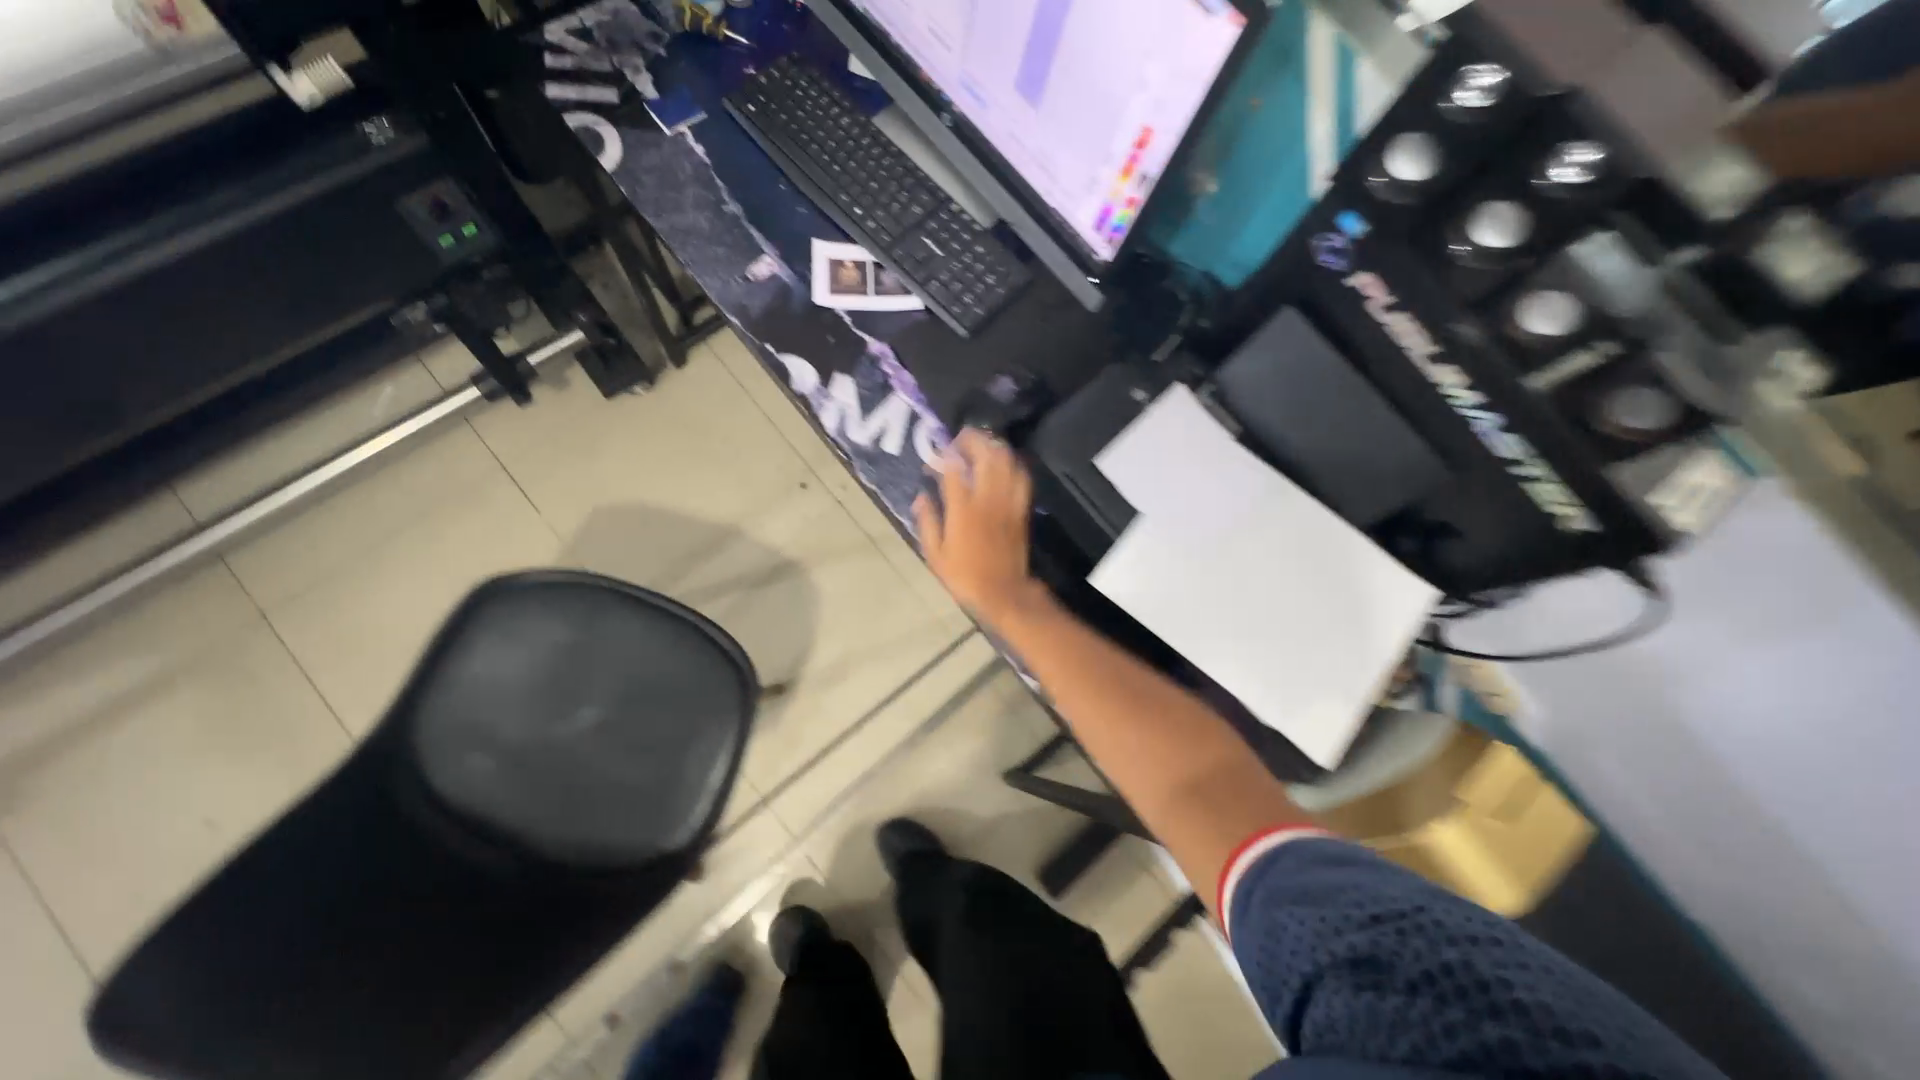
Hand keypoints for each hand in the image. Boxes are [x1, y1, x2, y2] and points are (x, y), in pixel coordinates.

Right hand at [913, 429, 1045, 625]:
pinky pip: (1021, 478)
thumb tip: (921, 497)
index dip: (944, 455)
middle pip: (984, 456)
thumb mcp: (935, 554)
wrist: (1002, 592)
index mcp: (962, 510)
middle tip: (960, 438)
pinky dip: (1013, 464)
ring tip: (981, 443)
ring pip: (1005, 462)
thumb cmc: (964, 576)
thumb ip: (928, 521)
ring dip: (993, 446)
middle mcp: (986, 499)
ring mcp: (1007, 502)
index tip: (937, 452)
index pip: (953, 470)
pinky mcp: (1021, 509)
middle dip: (972, 440)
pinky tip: (1005, 461)